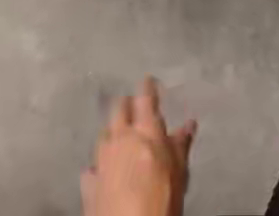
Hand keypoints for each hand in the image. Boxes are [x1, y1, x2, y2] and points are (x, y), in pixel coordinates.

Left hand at [82, 78, 195, 215]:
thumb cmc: (162, 199)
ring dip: (111, 132)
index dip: (147, 87)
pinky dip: (98, 166)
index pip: (144, 98)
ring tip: (120, 138)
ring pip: (103, 134)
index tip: (149, 80)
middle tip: (133, 106)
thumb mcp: (179, 173)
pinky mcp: (89, 184)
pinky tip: (102, 171)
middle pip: (118, 109)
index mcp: (144, 131)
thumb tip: (189, 123)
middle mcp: (120, 138)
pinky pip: (92, 167)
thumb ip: (180, 145)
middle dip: (125, 104)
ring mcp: (101, 159)